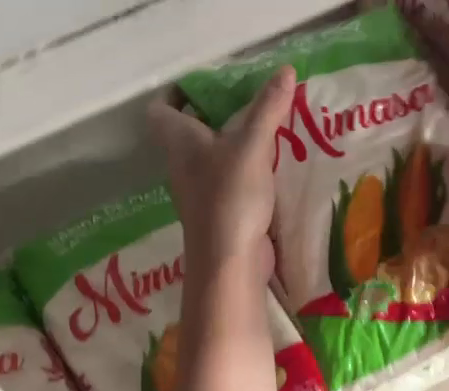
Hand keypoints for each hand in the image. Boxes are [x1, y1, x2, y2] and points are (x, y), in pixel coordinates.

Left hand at [150, 66, 296, 281]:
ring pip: (212, 161)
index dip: (177, 93)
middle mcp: (183, 166)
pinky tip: (270, 169)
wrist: (230, 262)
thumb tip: (286, 70)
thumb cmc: (229, 197)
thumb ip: (268, 108)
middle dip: (214, 117)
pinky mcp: (221, 215)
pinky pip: (229, 185)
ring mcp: (201, 194)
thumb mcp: (252, 145)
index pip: (161, 109)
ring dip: (233, 147)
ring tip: (265, 131)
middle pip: (190, 134)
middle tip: (246, 102)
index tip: (205, 86)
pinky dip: (245, 174)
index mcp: (179, 142)